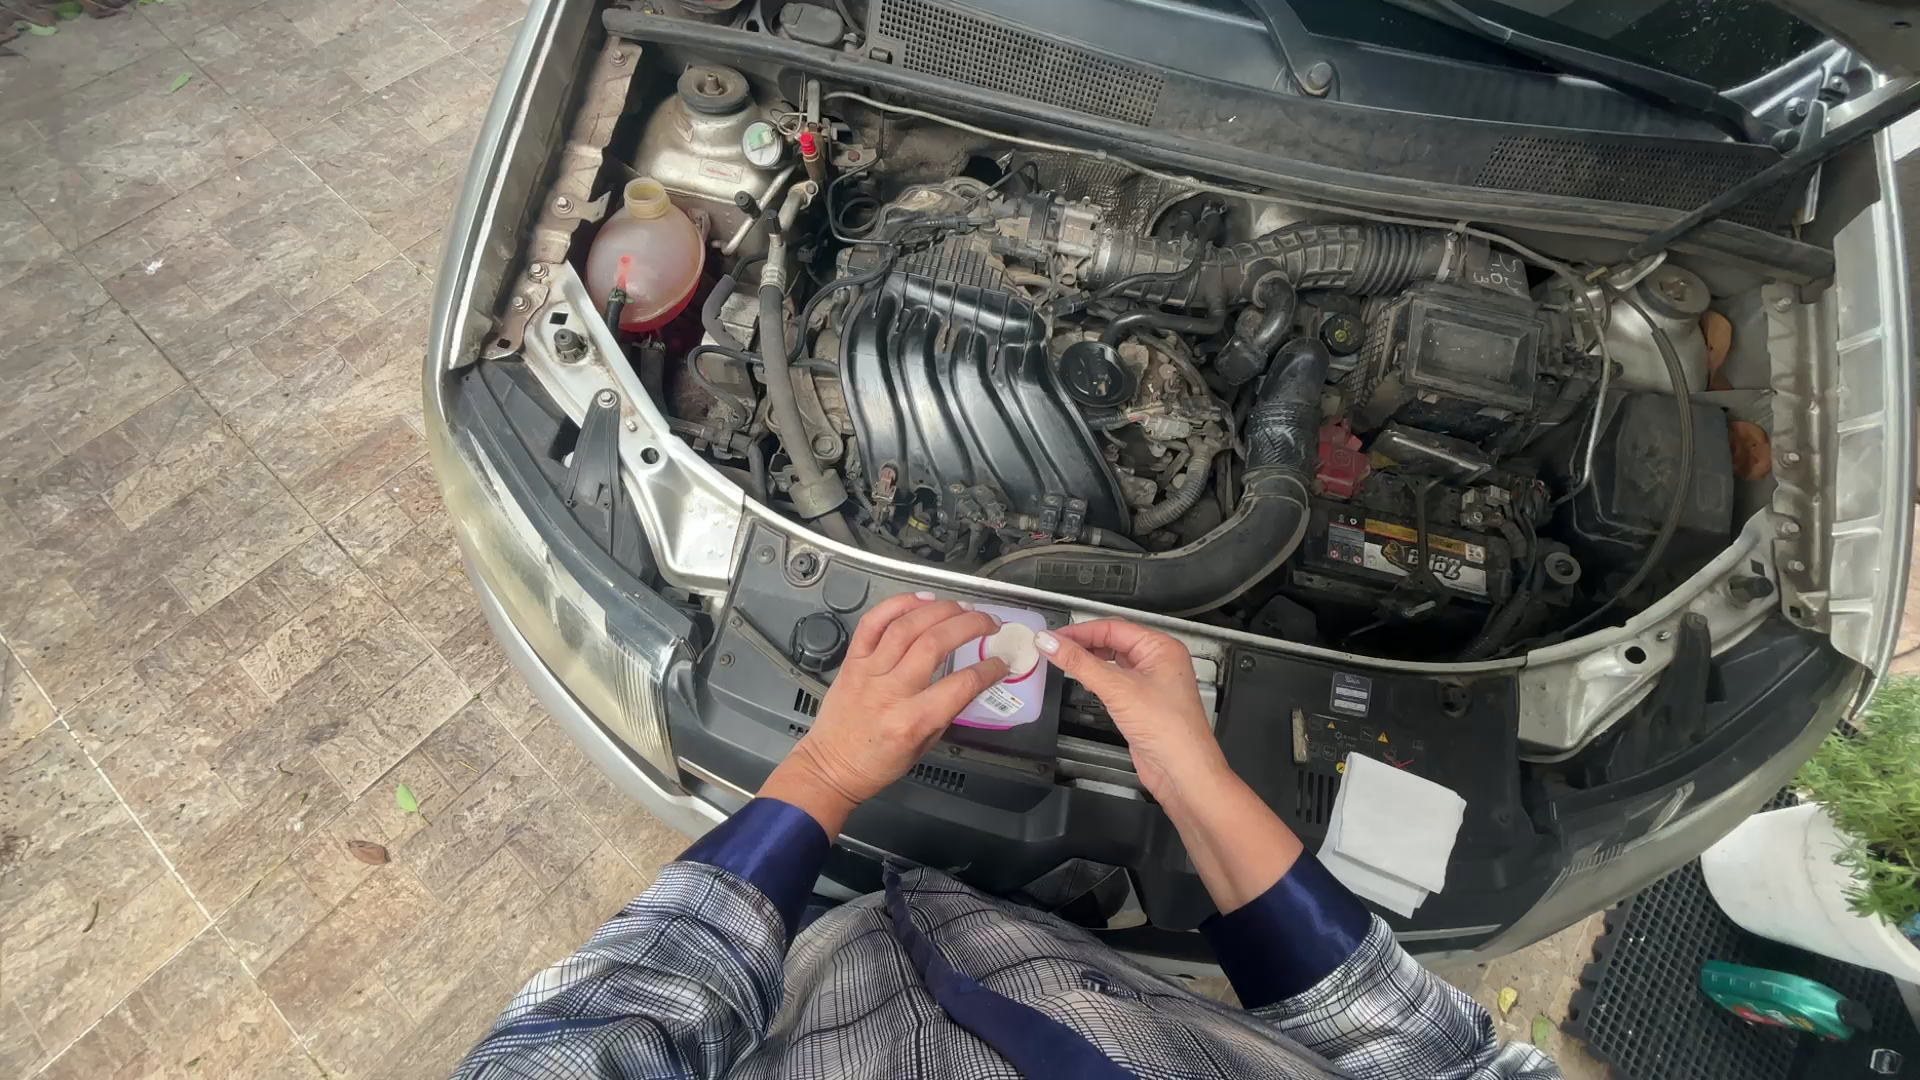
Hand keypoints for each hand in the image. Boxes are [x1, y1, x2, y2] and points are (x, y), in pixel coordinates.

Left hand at [760, 592, 1006, 833]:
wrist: (830, 766)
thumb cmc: (879, 762)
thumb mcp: (926, 746)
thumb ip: (948, 710)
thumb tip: (974, 677)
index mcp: (912, 721)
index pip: (961, 685)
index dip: (989, 670)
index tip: (1002, 661)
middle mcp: (890, 691)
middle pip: (934, 644)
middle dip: (969, 625)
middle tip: (989, 621)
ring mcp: (868, 671)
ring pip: (906, 627)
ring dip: (940, 609)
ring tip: (963, 607)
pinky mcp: (852, 659)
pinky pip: (873, 622)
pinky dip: (898, 604)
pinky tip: (922, 598)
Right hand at [1035, 619, 1229, 804]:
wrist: (1182, 772)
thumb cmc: (1167, 729)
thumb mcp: (1117, 689)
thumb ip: (1080, 663)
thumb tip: (1050, 642)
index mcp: (1161, 647)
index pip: (1113, 628)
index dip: (1080, 631)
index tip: (1053, 637)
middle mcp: (1158, 661)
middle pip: (1113, 641)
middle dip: (1083, 644)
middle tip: (1054, 649)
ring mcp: (1151, 682)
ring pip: (1113, 661)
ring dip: (1089, 661)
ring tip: (1063, 662)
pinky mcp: (1143, 702)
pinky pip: (1115, 680)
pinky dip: (1097, 678)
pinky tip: (1083, 681)